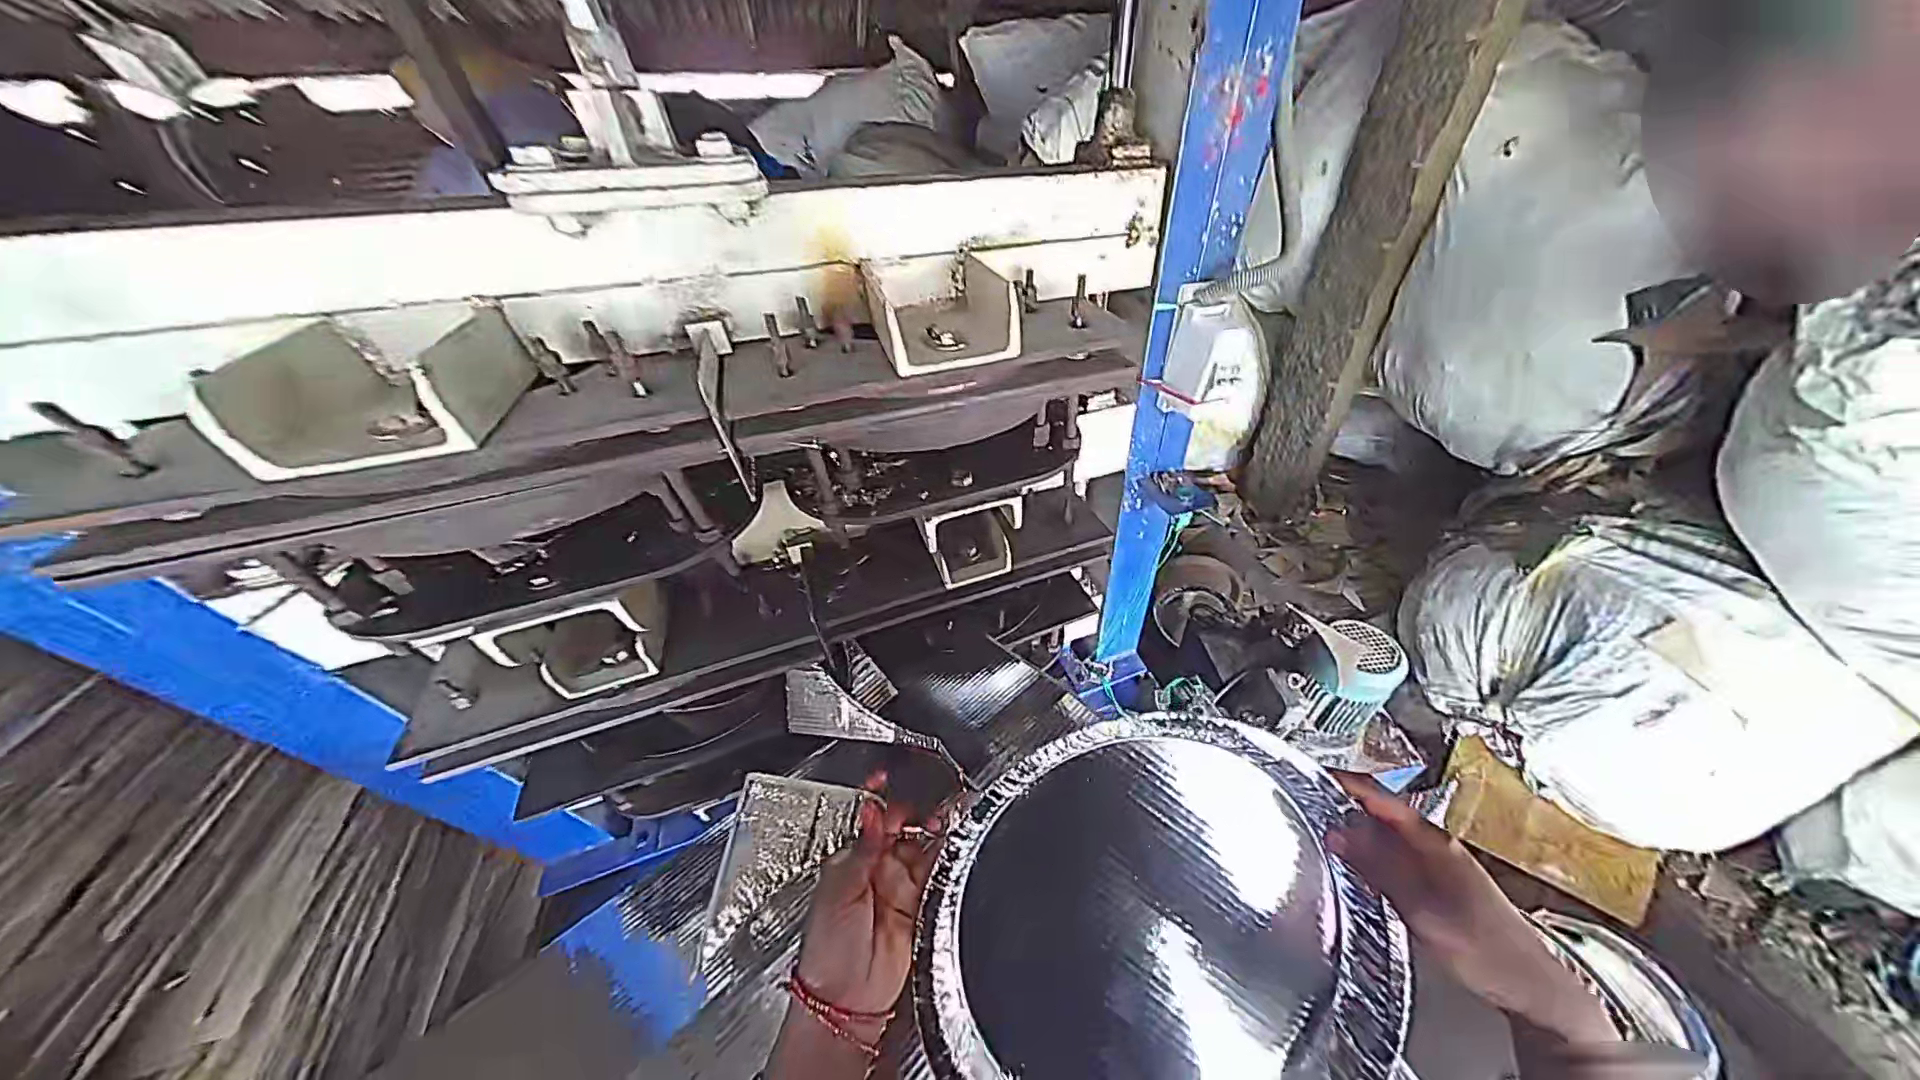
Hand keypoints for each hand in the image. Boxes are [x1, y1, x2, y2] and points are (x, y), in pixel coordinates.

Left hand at [767, 788, 943, 1079]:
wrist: (845, 1002)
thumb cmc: (826, 950)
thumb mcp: (838, 890)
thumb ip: (862, 848)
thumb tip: (871, 810)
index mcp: (854, 856)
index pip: (874, 816)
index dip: (885, 796)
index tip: (893, 778)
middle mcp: (879, 865)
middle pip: (905, 825)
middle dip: (919, 809)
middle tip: (931, 799)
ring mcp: (901, 883)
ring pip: (926, 845)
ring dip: (937, 829)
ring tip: (947, 816)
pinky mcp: (922, 903)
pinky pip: (939, 871)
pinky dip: (949, 856)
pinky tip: (954, 842)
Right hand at [1327, 772, 1616, 1046]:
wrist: (1539, 993)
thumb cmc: (1488, 952)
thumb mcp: (1425, 911)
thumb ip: (1379, 869)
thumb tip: (1336, 833)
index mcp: (1434, 841)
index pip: (1379, 796)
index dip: (1343, 780)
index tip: (1310, 772)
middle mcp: (1436, 843)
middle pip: (1379, 809)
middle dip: (1341, 800)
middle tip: (1304, 799)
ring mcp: (1438, 861)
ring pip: (1385, 830)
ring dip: (1353, 825)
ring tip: (1318, 826)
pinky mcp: (1436, 879)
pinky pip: (1392, 850)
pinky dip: (1367, 848)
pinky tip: (1353, 861)